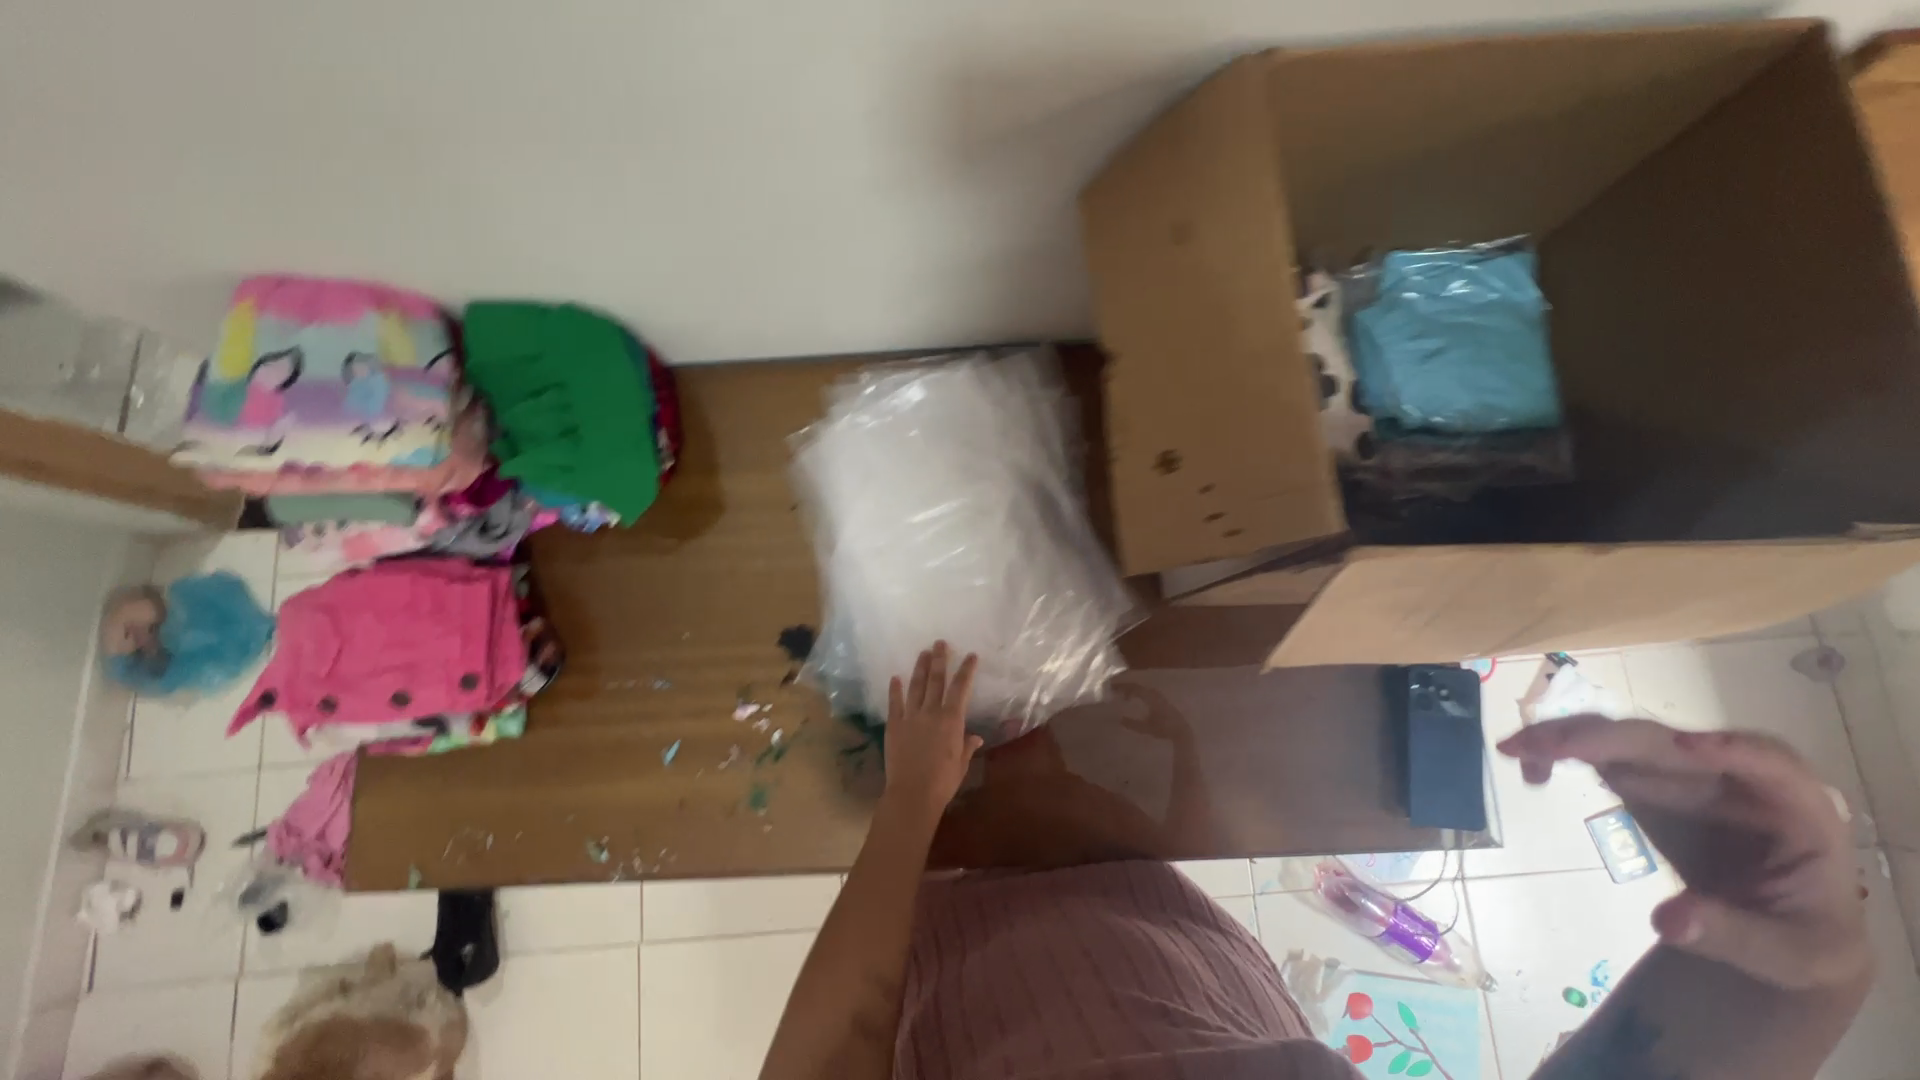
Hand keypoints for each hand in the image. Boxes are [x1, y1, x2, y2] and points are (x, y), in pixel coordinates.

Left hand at [883, 642, 983, 824]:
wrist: (913, 793)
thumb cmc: (943, 782)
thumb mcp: (961, 764)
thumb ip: (967, 746)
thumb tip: (975, 737)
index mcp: (952, 720)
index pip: (961, 688)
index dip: (966, 670)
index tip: (971, 655)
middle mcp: (931, 712)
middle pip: (936, 680)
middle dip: (939, 660)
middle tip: (939, 643)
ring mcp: (910, 717)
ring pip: (916, 687)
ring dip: (919, 668)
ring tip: (922, 653)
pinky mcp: (894, 725)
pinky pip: (894, 703)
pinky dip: (895, 689)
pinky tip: (895, 677)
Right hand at [1113, 680, 1192, 743]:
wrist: (1182, 731)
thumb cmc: (1164, 729)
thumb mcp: (1146, 728)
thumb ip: (1132, 724)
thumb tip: (1119, 719)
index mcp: (1150, 697)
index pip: (1133, 687)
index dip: (1122, 687)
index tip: (1112, 688)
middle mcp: (1154, 693)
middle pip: (1137, 686)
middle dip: (1126, 687)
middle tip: (1115, 691)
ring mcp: (1159, 696)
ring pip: (1142, 689)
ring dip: (1132, 690)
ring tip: (1123, 695)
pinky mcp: (1162, 700)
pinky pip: (1147, 692)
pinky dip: (1138, 693)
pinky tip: (1135, 699)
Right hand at [1499, 715, 1868, 989]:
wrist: (1775, 928)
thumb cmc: (1799, 939)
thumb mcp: (1791, 957)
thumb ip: (1737, 937)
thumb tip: (1669, 921)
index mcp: (1795, 811)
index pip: (1772, 767)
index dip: (1733, 750)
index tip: (1686, 746)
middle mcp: (1736, 779)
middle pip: (1670, 743)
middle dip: (1607, 738)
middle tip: (1544, 746)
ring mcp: (1685, 776)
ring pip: (1625, 738)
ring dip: (1570, 737)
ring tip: (1518, 749)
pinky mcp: (1647, 782)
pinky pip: (1601, 755)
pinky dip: (1563, 753)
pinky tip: (1533, 767)